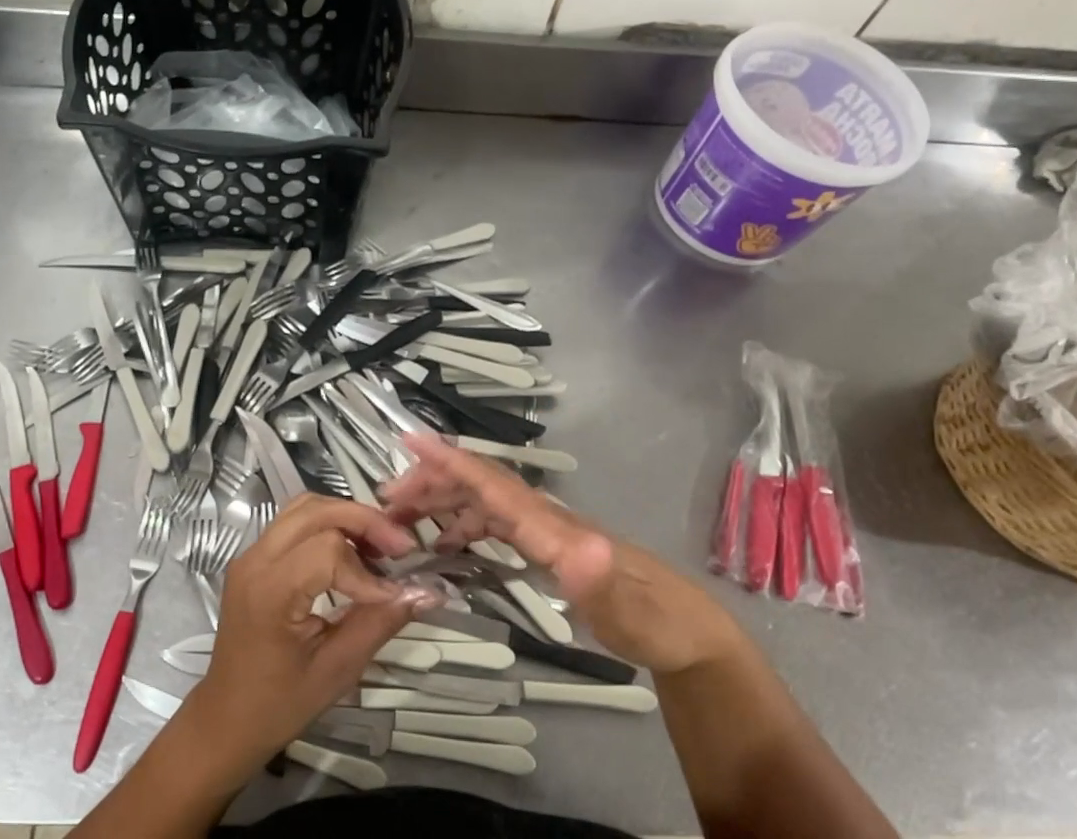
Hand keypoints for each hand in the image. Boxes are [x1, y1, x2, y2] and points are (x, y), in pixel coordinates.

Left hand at [185, 494, 433, 761]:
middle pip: (316, 511)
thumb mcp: (338, 668)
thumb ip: (380, 622)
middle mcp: (255, 561)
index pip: (328, 550)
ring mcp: (250, 556)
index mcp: (270, 591)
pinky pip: (294, 524)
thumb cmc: (281, 701)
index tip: (393, 598)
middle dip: (364, 521)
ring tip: (379, 548)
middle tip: (401, 548)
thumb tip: (427, 592)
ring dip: (346, 518)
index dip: (367, 570)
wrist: (229, 717)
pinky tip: (353, 555)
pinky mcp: (254, 560)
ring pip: (304, 508)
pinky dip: (328, 527)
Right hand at [385, 435, 744, 674]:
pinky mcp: (550, 550)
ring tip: (403, 516)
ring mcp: (549, 533)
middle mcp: (548, 521)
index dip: (454, 463)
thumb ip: (602, 583)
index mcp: (556, 529)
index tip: (412, 441)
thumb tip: (578, 551)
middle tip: (388, 497)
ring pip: (485, 504)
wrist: (688, 635)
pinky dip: (463, 525)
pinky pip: (495, 525)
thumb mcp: (630, 612)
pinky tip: (445, 541)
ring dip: (443, 502)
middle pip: (483, 488)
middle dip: (434, 483)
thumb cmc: (658, 625)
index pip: (497, 486)